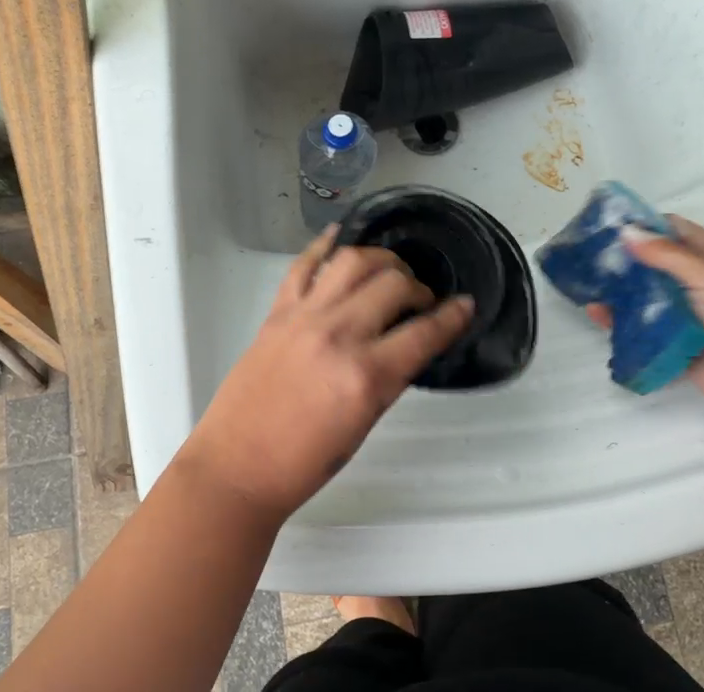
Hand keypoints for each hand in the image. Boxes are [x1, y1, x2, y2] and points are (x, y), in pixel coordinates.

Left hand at [175, 229, 473, 519]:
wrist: (238, 467)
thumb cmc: (305, 462)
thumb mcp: (365, 423)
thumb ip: (389, 377)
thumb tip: (409, 343)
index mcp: (366, 376)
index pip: (424, 333)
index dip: (453, 316)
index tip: (465, 305)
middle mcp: (338, 336)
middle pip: (394, 284)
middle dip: (418, 287)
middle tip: (420, 300)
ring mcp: (304, 318)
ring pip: (353, 261)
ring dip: (381, 260)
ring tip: (389, 273)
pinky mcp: (277, 312)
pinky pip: (303, 265)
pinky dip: (324, 246)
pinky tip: (340, 236)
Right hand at [589, 216, 703, 424]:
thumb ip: (667, 254)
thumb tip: (626, 232)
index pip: (672, 230)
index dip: (641, 225)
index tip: (604, 226)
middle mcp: (701, 282)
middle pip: (654, 264)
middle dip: (623, 260)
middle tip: (584, 257)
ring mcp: (690, 316)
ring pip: (646, 298)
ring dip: (619, 292)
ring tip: (585, 286)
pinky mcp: (679, 345)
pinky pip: (645, 330)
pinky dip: (623, 323)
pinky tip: (598, 316)